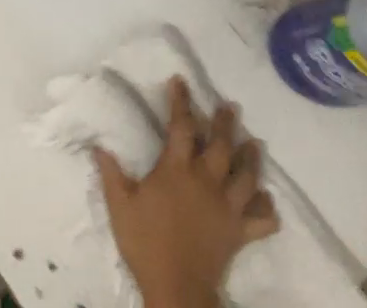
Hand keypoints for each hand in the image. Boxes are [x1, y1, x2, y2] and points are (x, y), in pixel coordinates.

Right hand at [95, 77, 279, 307]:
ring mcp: (228, 207)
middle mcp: (206, 182)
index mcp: (176, 170)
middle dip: (225, 123)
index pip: (181, 127)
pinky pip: (262, 218)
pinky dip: (267, 207)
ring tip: (256, 143)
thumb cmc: (144, 240)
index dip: (181, 102)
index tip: (180, 82)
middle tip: (231, 106)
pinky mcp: (240, 232)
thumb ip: (111, 173)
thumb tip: (99, 145)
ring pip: (247, 176)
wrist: (177, 285)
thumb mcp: (119, 204)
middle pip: (221, 146)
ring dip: (252, 158)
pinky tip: (267, 199)